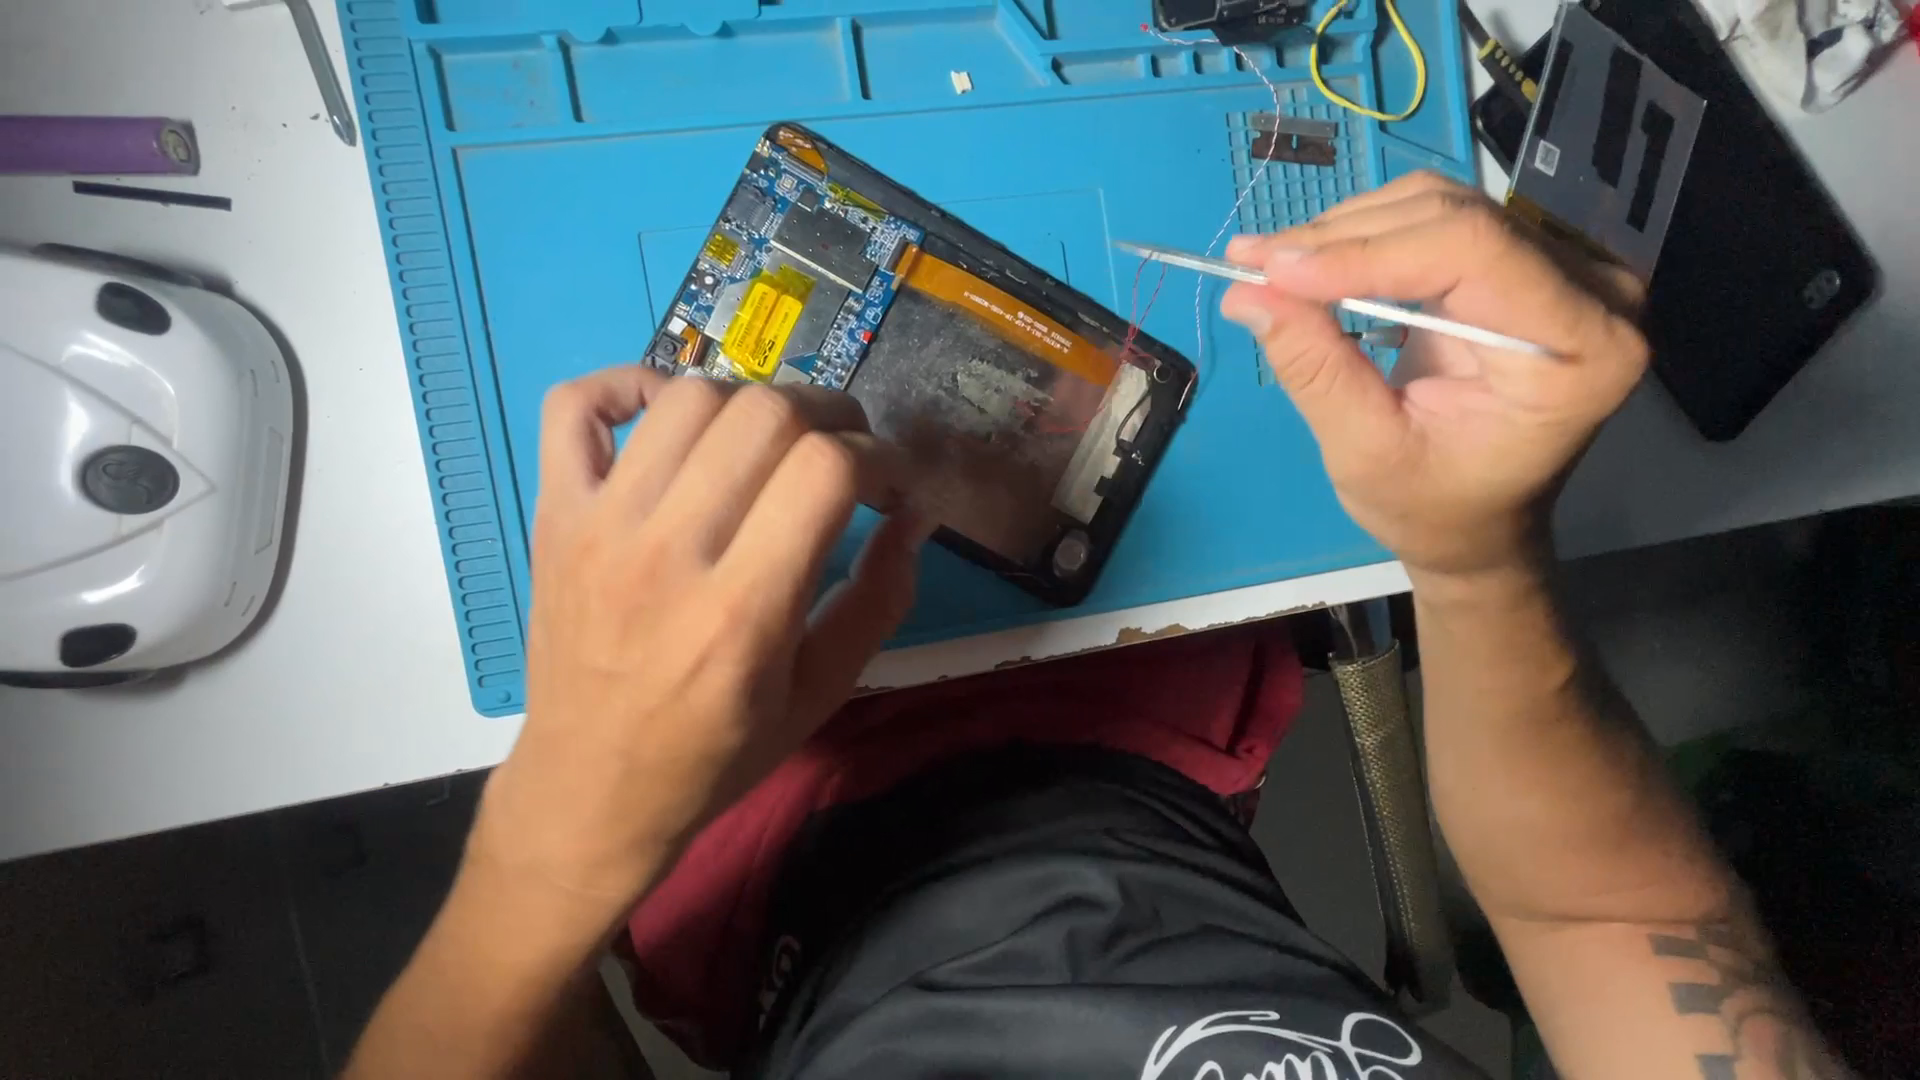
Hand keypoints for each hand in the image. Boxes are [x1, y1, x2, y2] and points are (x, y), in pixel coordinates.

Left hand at [466, 368, 928, 927]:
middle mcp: (669, 549)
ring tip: (774, 444)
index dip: (882, 459)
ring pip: (690, 396)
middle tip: (847, 454)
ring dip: (754, 402)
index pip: (828, 469)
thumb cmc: (719, 751)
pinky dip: (629, 384)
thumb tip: (914, 514)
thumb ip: (880, 598)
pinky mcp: (555, 514)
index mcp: (744, 609)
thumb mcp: (823, 692)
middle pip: (767, 414)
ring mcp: (600, 523)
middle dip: (834, 416)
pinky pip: (576, 404)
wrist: (592, 789)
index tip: (891, 485)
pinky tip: (672, 416)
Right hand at [1220, 172, 1646, 579]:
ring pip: (1438, 207)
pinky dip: (1362, 238)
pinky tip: (1310, 263)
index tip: (1271, 271)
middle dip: (1339, 238)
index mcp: (1577, 350)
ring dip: (1342, 231)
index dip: (1363, 253)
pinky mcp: (1521, 265)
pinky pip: (1435, 223)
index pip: (1472, 254)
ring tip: (1267, 264)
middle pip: (1453, 219)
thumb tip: (1245, 293)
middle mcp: (1589, 291)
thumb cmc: (1430, 506)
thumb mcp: (1364, 452)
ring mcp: (1561, 269)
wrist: (1475, 523)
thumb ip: (1315, 370)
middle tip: (1249, 261)